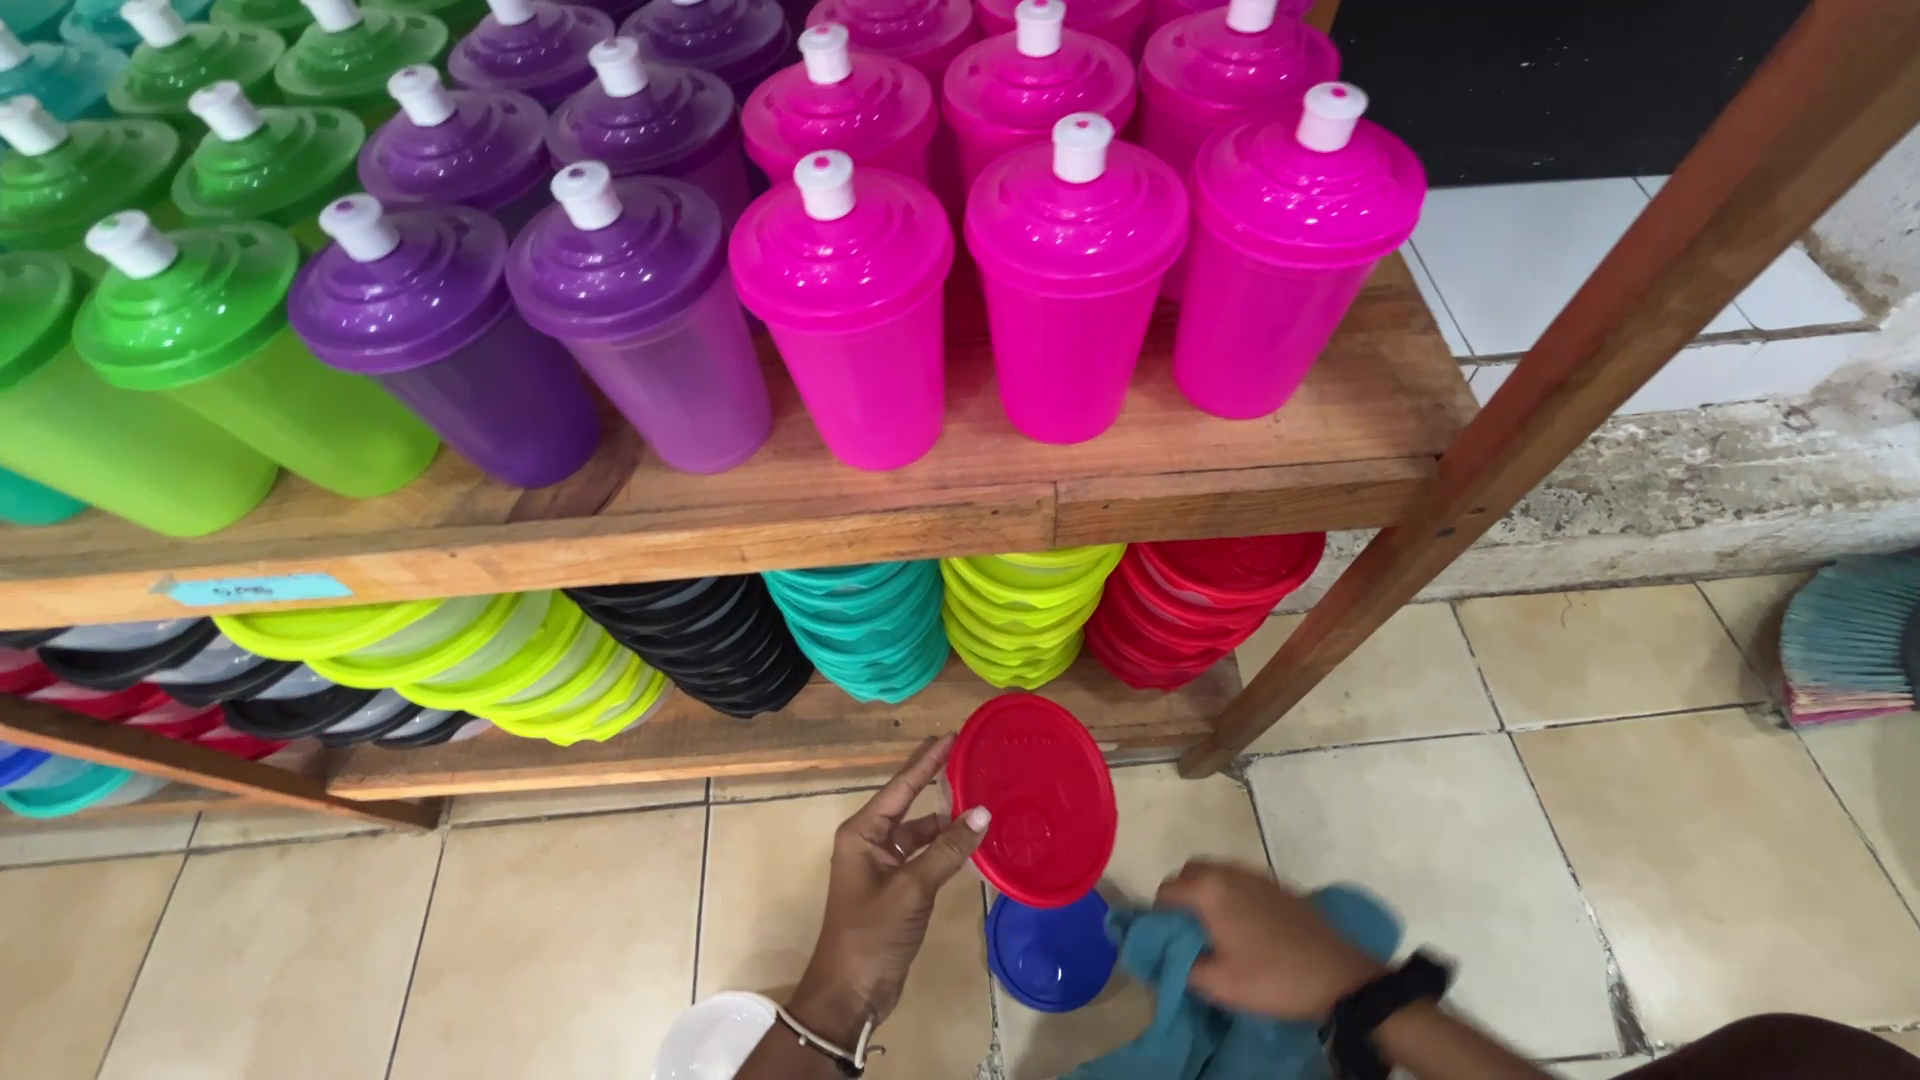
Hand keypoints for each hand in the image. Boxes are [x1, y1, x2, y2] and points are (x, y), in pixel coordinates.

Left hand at [787, 734, 990, 1044]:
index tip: (951, 735)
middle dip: (936, 780)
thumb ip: (947, 850)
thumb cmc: (872, 934)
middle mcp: (870, 840)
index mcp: (863, 832)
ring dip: (946, 820)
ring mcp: (882, 865)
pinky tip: (970, 843)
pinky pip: (924, 856)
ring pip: (919, 831)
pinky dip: (945, 848)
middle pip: (909, 802)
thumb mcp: (912, 889)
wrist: (849, 994)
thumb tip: (982, 813)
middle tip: (968, 756)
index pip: (901, 786)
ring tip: (980, 800)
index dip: (927, 760)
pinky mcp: (896, 887)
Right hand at [1155, 860, 1385, 1021]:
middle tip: (1191, 932)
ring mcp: (1256, 875)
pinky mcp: (1278, 884)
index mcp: (1208, 891)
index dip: (1160, 915)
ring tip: (1218, 929)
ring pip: (1216, 873)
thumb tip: (1164, 956)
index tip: (1170, 940)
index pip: (1166, 891)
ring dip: (1208, 893)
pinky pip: (1241, 880)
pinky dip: (1232, 894)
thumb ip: (1182, 967)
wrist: (1339, 978)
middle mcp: (1228, 872)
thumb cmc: (1273, 979)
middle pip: (1189, 873)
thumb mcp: (1220, 985)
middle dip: (1183, 896)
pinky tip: (1247, 925)